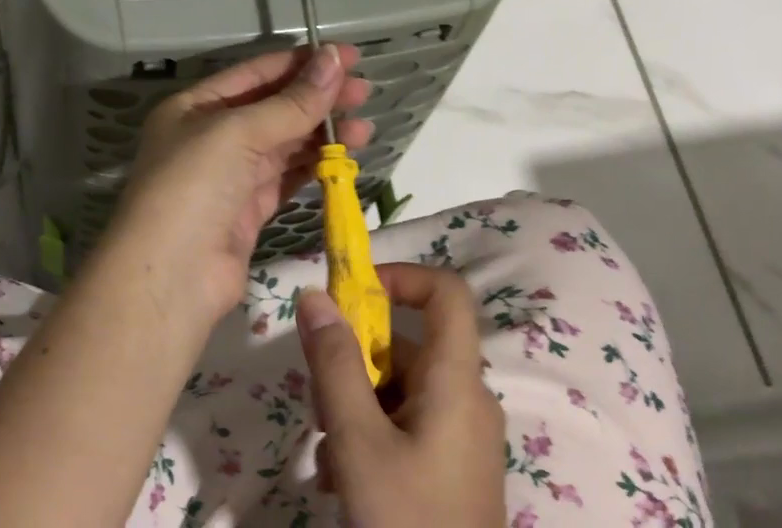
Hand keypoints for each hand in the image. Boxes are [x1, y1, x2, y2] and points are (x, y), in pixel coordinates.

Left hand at [102, 44, 372, 324]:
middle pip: (271, 108)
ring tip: (366, 128)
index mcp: (193, 107)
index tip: (348, 57)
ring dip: (322, 134)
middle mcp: (208, 137)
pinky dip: (315, 167)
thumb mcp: (238, 132)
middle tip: (365, 92)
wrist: (171, 274)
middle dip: (317, 99)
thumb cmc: (194, 186)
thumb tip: (335, 58)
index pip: (254, 75)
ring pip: (283, 144)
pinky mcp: (247, 211)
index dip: (300, 64)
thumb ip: (291, 102)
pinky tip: (345, 159)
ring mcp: (228, 176)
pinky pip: (286, 178)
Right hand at [296, 268, 505, 527]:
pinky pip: (405, 423)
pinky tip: (341, 475)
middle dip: (352, 360)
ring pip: (398, 388)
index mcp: (456, 381)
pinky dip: (369, 432)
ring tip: (326, 452)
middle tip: (318, 401)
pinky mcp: (451, 467)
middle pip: (405, 345)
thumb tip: (315, 294)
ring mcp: (461, 436)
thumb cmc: (405, 516)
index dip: (399, 277)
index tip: (348, 295)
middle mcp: (466, 399)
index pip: (446, 292)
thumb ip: (334, 362)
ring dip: (352, 404)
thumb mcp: (356, 438)